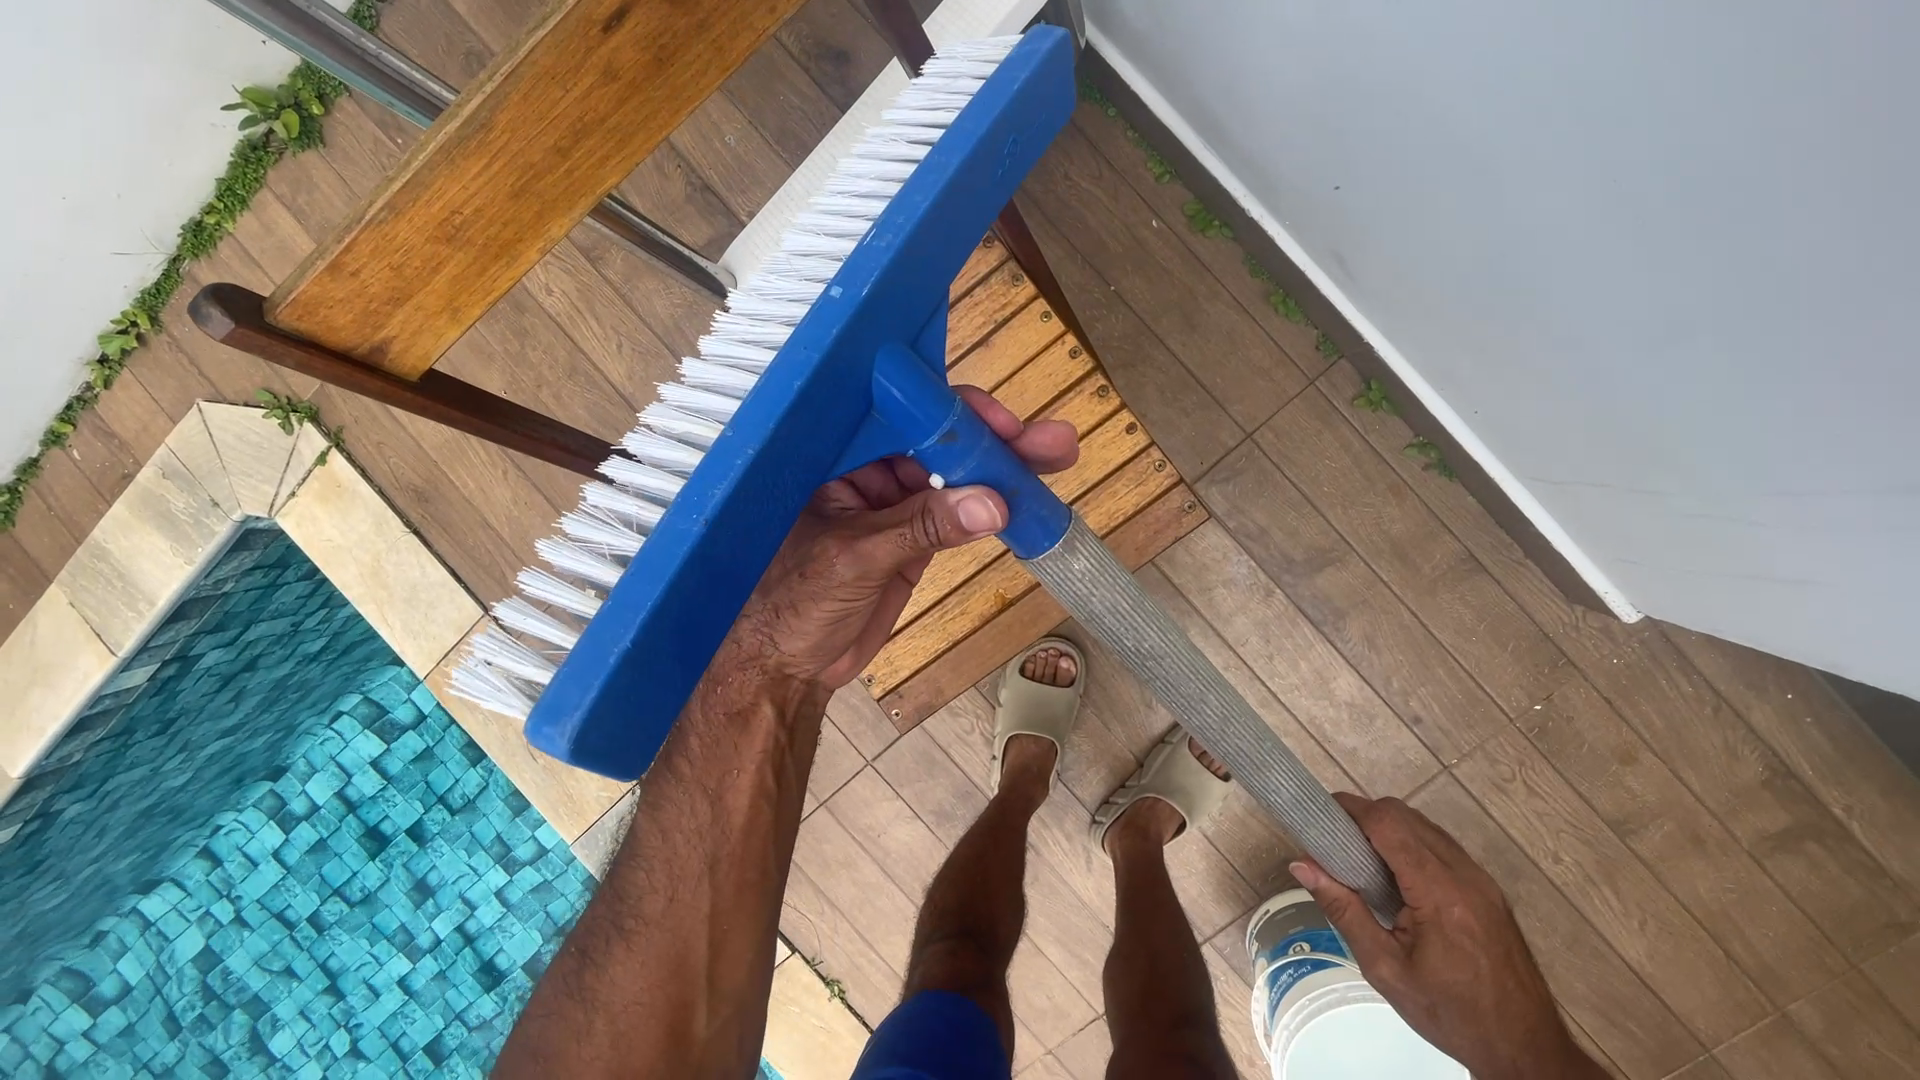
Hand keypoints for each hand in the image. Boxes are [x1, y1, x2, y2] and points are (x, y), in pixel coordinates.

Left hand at [724, 385, 1077, 690]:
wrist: (787, 668)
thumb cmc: (793, 605)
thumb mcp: (855, 558)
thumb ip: (922, 528)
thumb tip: (993, 504)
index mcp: (835, 461)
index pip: (899, 418)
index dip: (952, 414)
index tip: (999, 422)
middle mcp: (866, 473)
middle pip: (938, 444)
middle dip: (994, 440)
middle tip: (1052, 440)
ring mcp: (894, 507)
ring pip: (955, 478)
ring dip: (1005, 470)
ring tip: (1059, 455)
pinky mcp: (914, 540)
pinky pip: (959, 516)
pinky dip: (994, 510)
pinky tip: (1031, 500)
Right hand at [1290, 793, 1606, 1079]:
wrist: (1525, 1049)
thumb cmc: (1449, 1013)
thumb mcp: (1385, 969)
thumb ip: (1343, 911)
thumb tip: (1301, 866)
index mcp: (1439, 892)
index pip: (1389, 823)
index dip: (1351, 809)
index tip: (1319, 814)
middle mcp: (1465, 875)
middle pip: (1406, 817)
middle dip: (1365, 816)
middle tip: (1333, 841)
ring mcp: (1482, 880)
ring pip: (1425, 828)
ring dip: (1389, 829)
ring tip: (1359, 860)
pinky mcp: (1489, 890)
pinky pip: (1442, 848)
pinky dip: (1411, 846)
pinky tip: (1394, 878)